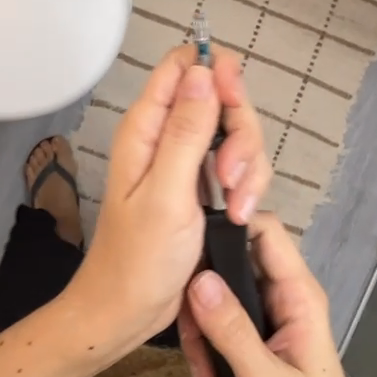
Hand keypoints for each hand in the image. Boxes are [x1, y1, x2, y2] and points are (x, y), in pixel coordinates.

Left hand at [63, 45, 272, 348]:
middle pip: (221, 100)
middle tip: (231, 179)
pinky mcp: (202, 185)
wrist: (129, 309)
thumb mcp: (166, 193)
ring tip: (235, 207)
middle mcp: (165, 135)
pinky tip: (238, 215)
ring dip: (248, 168)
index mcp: (146, 127)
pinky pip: (237, 166)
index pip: (183, 66)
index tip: (234, 104)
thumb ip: (186, 131)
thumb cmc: (138, 258)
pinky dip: (246, 187)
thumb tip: (203, 71)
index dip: (216, 73)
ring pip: (235, 135)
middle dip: (240, 135)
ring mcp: (186, 160)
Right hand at [181, 215, 369, 376]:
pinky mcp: (261, 335)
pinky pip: (226, 322)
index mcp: (299, 294)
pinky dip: (210, 346)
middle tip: (185, 333)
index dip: (229, 224)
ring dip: (203, 329)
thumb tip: (197, 278)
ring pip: (223, 295)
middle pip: (233, 262)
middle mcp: (285, 294)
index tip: (188, 244)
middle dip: (202, 292)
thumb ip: (231, 329)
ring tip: (200, 372)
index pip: (265, 230)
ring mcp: (272, 314)